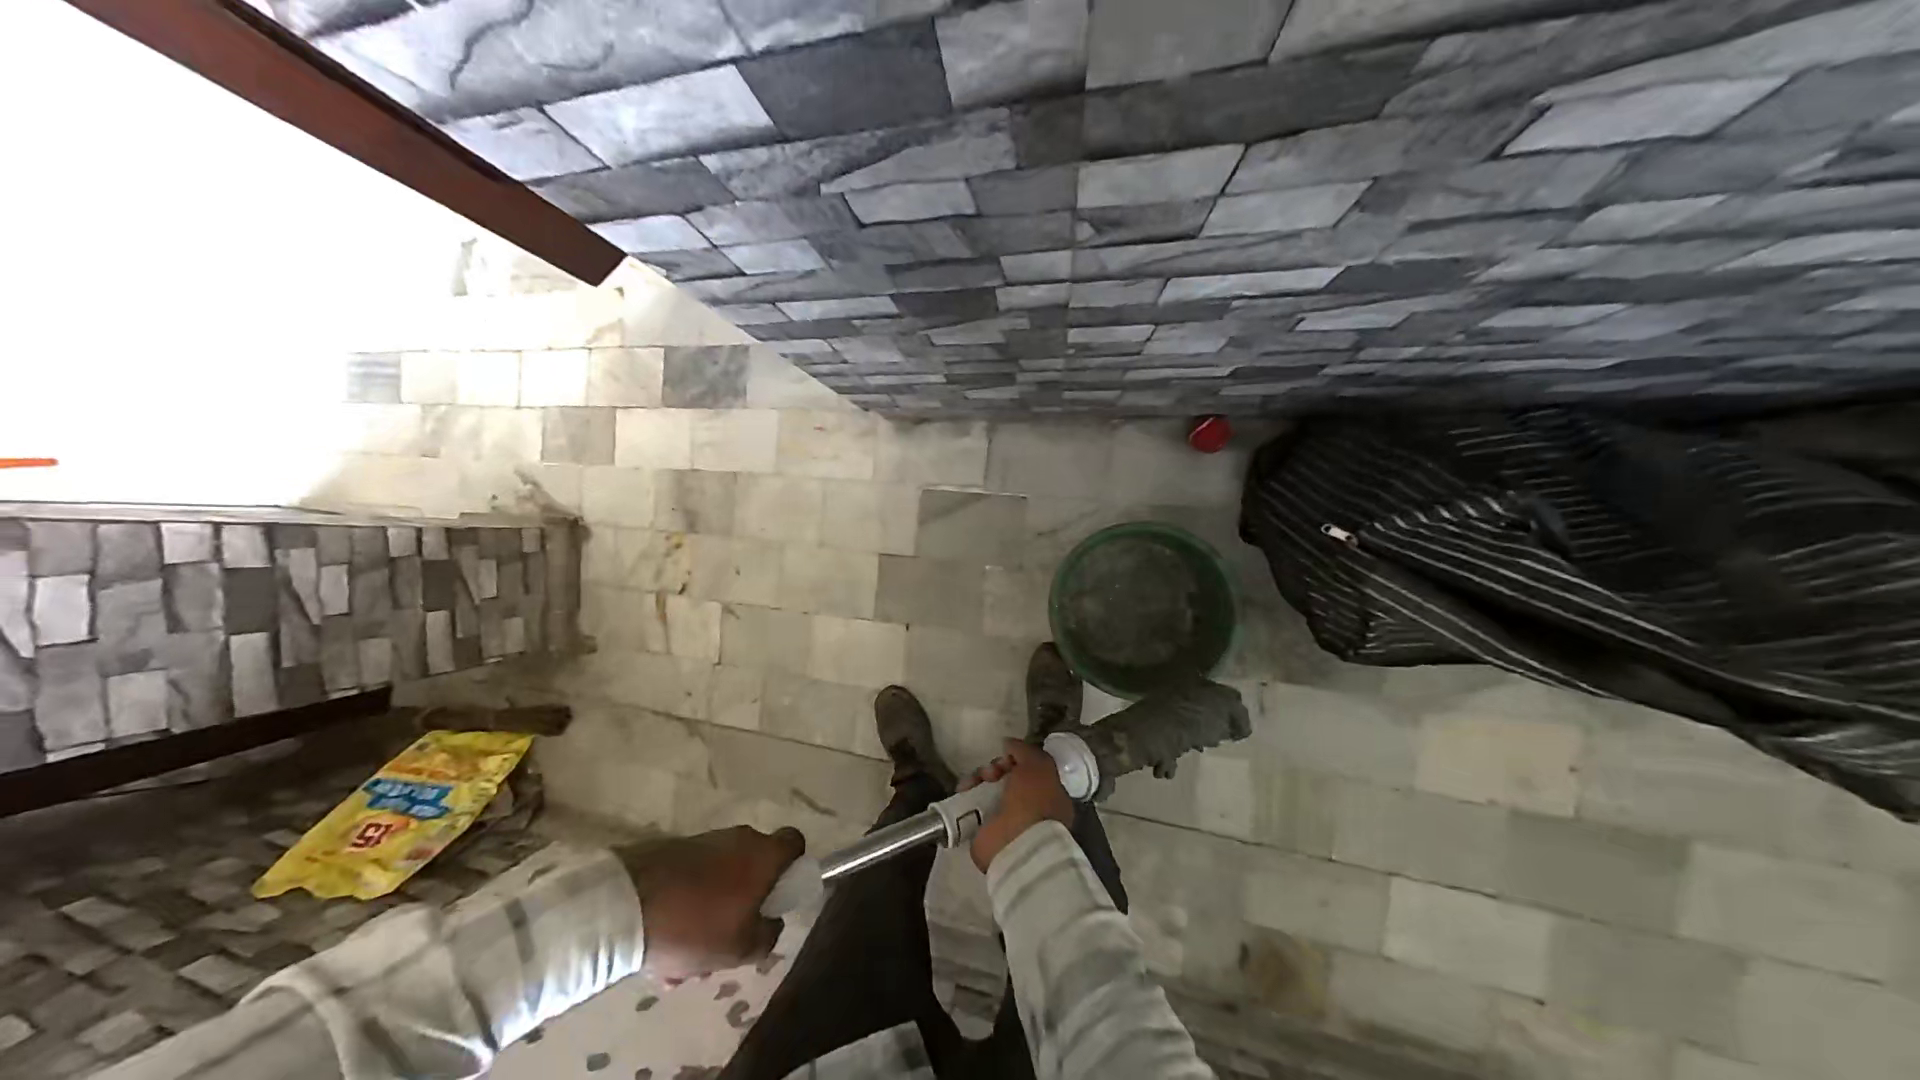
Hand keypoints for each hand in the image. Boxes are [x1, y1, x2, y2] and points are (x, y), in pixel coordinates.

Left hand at [613, 825, 804, 979]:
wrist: (623, 905)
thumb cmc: (695, 925)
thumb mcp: (741, 948)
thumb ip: (768, 935)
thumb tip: (771, 922)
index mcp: (764, 855)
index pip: (795, 843)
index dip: (793, 867)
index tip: (779, 895)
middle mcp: (739, 838)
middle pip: (755, 865)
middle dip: (746, 900)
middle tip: (730, 937)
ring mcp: (703, 841)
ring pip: (720, 877)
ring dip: (712, 909)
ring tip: (687, 956)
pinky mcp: (672, 849)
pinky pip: (691, 879)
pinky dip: (686, 905)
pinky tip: (664, 945)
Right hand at [963, 739, 1073, 872]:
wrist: (1016, 844)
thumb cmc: (1034, 802)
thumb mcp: (1038, 766)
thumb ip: (1025, 751)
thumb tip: (1008, 743)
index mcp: (1048, 794)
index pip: (1029, 769)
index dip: (1017, 759)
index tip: (1007, 756)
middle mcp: (1028, 807)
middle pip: (1007, 776)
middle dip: (996, 767)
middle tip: (991, 771)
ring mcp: (1006, 819)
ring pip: (989, 787)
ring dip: (980, 777)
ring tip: (974, 780)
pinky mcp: (985, 829)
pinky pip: (973, 803)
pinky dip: (967, 793)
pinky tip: (963, 789)